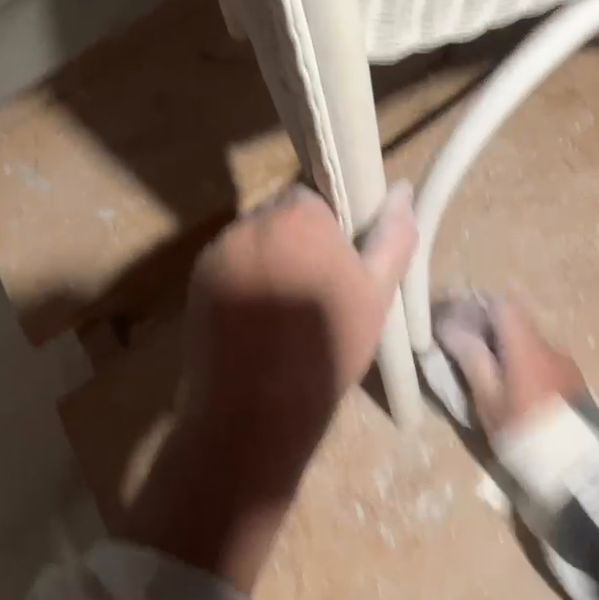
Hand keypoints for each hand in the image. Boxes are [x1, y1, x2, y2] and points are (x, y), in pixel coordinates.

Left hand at [175, 181, 417, 467]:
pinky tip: (256, 319)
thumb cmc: (328, 346)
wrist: (257, 410)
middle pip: (280, 215)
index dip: (329, 227)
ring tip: (284, 308)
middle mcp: (253, 221)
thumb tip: (401, 189)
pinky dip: (243, 279)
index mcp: (299, 214)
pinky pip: (229, 264)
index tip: (339, 261)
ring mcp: (219, 250)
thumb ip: (392, 235)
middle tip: (315, 286)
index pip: (313, 196)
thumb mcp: (376, 293)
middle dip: (297, 240)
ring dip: (269, 258)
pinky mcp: (197, 279)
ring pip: (253, 240)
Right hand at [435, 297, 585, 435]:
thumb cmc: (527, 434)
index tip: (456, 316)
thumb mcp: (489, 401)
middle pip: (516, 322)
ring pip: (530, 343)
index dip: (476, 304)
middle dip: (489, 328)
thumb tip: (451, 326)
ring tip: (490, 375)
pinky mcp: (576, 384)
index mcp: (526, 344)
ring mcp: (566, 365)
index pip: (501, 303)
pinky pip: (543, 361)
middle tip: (466, 348)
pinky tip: (517, 391)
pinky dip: (525, 365)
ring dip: (508, 349)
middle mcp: (549, 346)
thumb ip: (471, 359)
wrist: (583, 473)